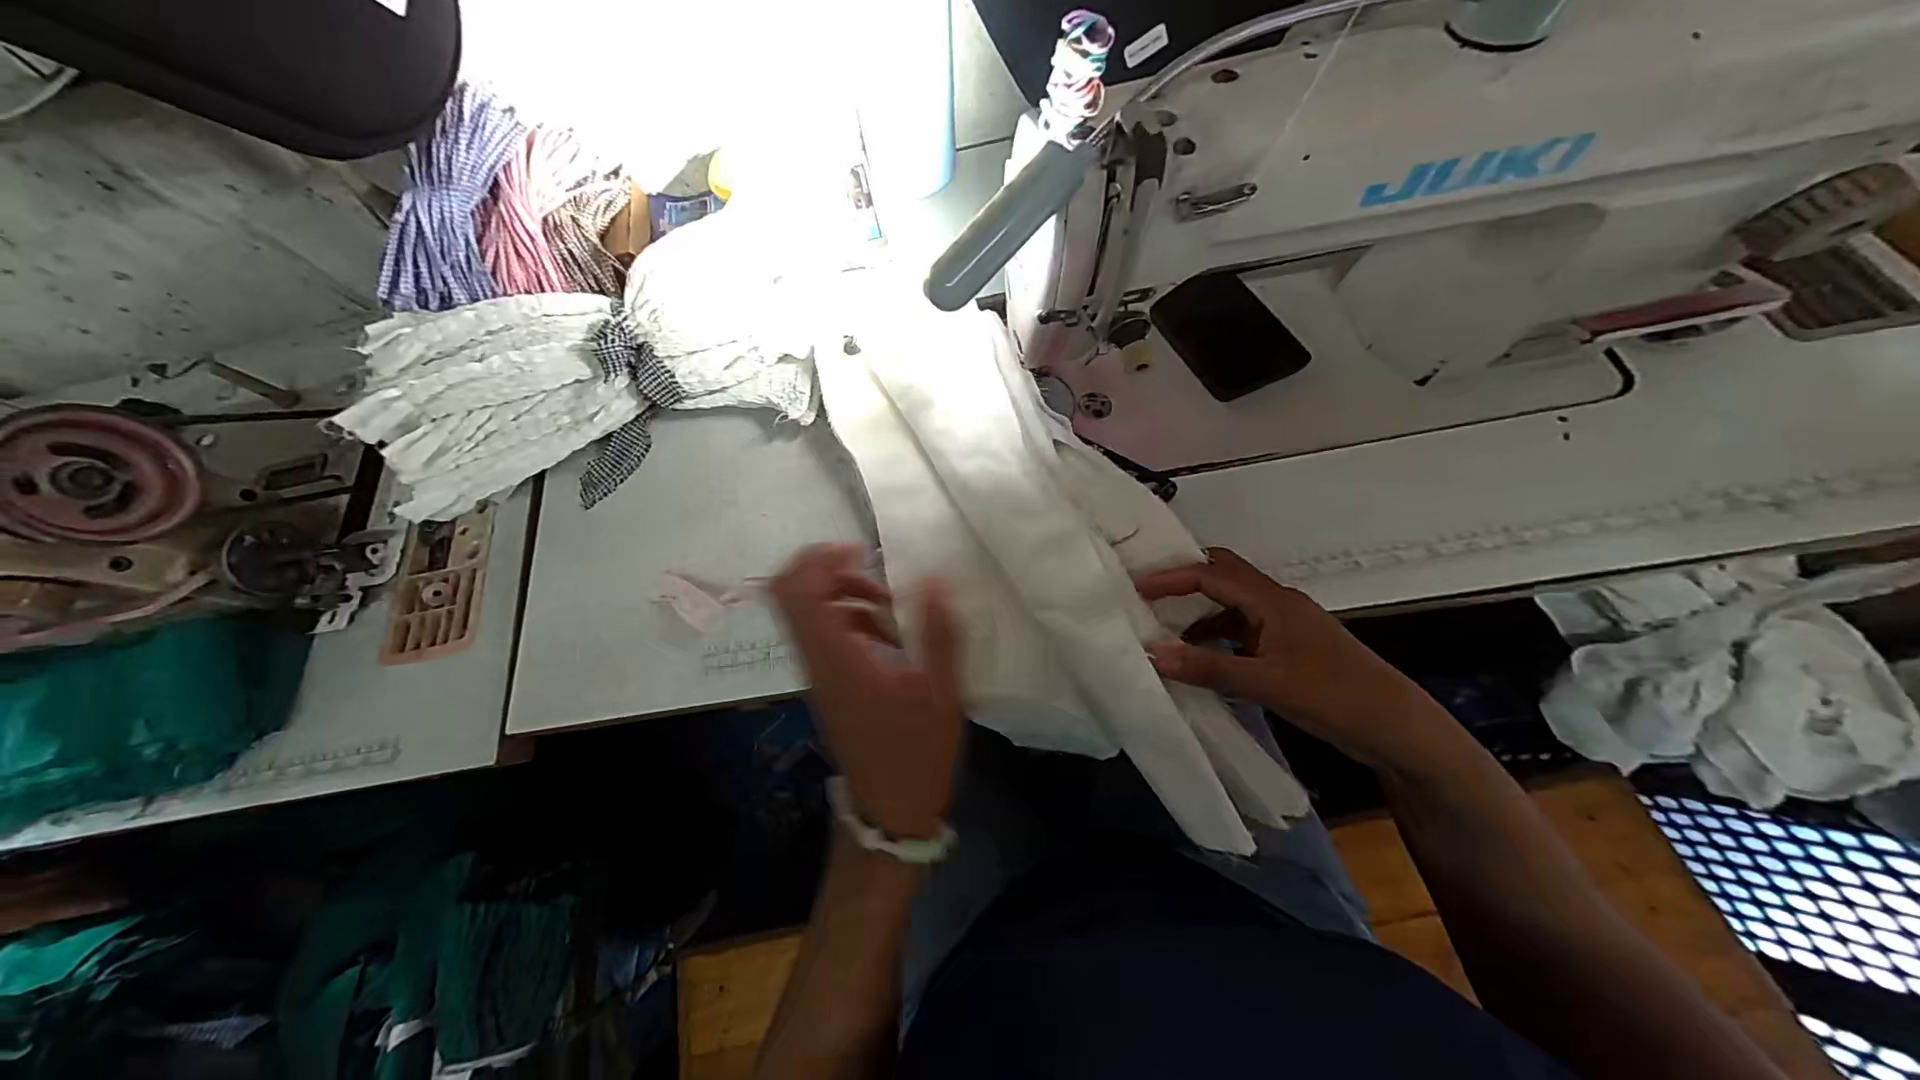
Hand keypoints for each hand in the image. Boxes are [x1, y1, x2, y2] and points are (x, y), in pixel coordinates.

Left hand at [771, 544, 963, 838]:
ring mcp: (817, 674)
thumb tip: (935, 577)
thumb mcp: (941, 690)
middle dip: (827, 570)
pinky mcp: (827, 685)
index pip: (797, 592)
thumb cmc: (917, 751)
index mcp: (837, 657)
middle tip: (869, 566)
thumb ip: (937, 631)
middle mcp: (816, 661)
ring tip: (890, 602)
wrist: (890, 809)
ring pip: (808, 613)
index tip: (860, 550)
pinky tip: (889, 634)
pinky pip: (824, 635)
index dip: (818, 559)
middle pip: (791, 594)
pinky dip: (849, 620)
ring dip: (843, 595)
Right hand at [1135, 547, 1457, 769]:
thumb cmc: (1333, 696)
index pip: (1212, 574)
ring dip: (1200, 614)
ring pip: (1233, 606)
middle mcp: (1278, 604)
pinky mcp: (1291, 648)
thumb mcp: (1265, 683)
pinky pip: (1244, 630)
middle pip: (1225, 577)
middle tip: (1148, 597)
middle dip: (1186, 582)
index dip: (1171, 577)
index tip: (1135, 588)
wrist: (1396, 728)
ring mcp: (1286, 626)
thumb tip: (1152, 653)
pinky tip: (1203, 661)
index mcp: (1273, 601)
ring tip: (1166, 634)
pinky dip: (1217, 638)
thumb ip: (1207, 667)